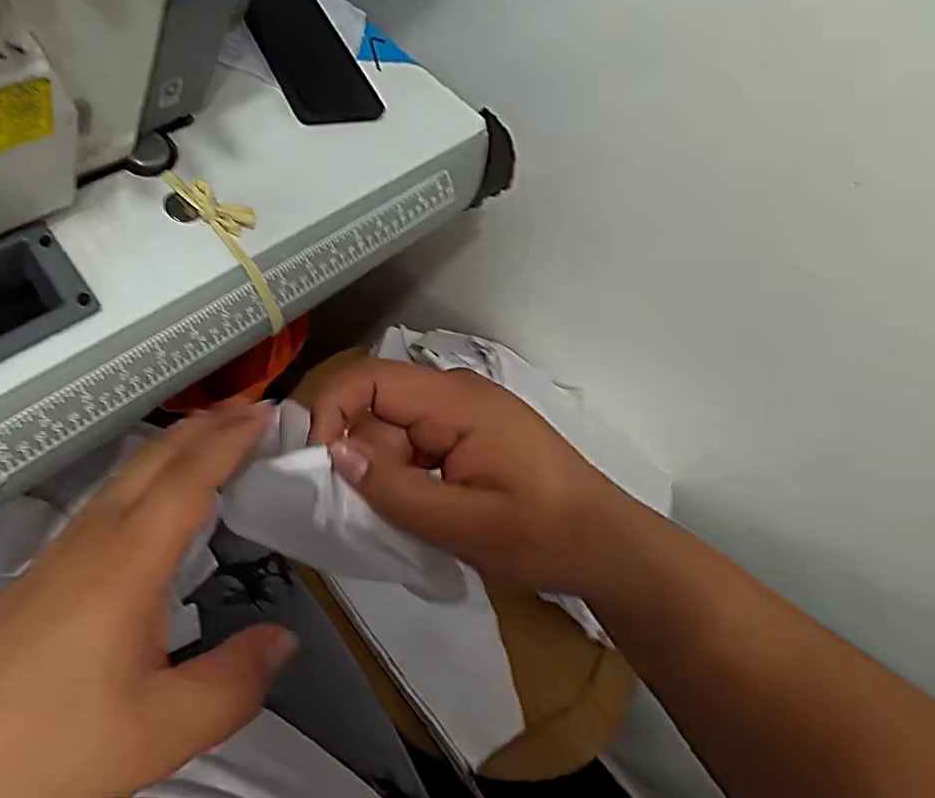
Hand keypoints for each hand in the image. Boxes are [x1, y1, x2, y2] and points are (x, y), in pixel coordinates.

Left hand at [0, 402, 296, 797]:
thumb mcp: (160, 728)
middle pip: (156, 458)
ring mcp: (65, 545)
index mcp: (129, 558)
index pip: (189, 478)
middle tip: (248, 409)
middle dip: (205, 425)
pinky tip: (151, 498)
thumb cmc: (52, 738)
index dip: (230, 438)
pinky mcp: (47, 564)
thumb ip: (232, 683)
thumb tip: (281, 642)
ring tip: (210, 438)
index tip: (264, 411)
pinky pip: (108, 495)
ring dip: (174, 446)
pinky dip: (146, 474)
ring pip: (129, 472)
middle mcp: (95, 534)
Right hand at [305, 358, 660, 597]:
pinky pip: (411, 444)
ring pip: (391, 431)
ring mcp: (461, 413)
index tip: (319, 458)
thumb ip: (393, 489)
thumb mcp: (465, 524)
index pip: (369, 379)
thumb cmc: (546, 536)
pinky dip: (404, 476)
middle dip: (365, 456)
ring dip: (386, 472)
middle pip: (376, 409)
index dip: (332, 408)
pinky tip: (426, 509)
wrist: (616, 555)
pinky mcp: (465, 434)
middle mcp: (453, 393)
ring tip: (414, 517)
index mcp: (456, 400)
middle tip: (378, 509)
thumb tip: (333, 452)